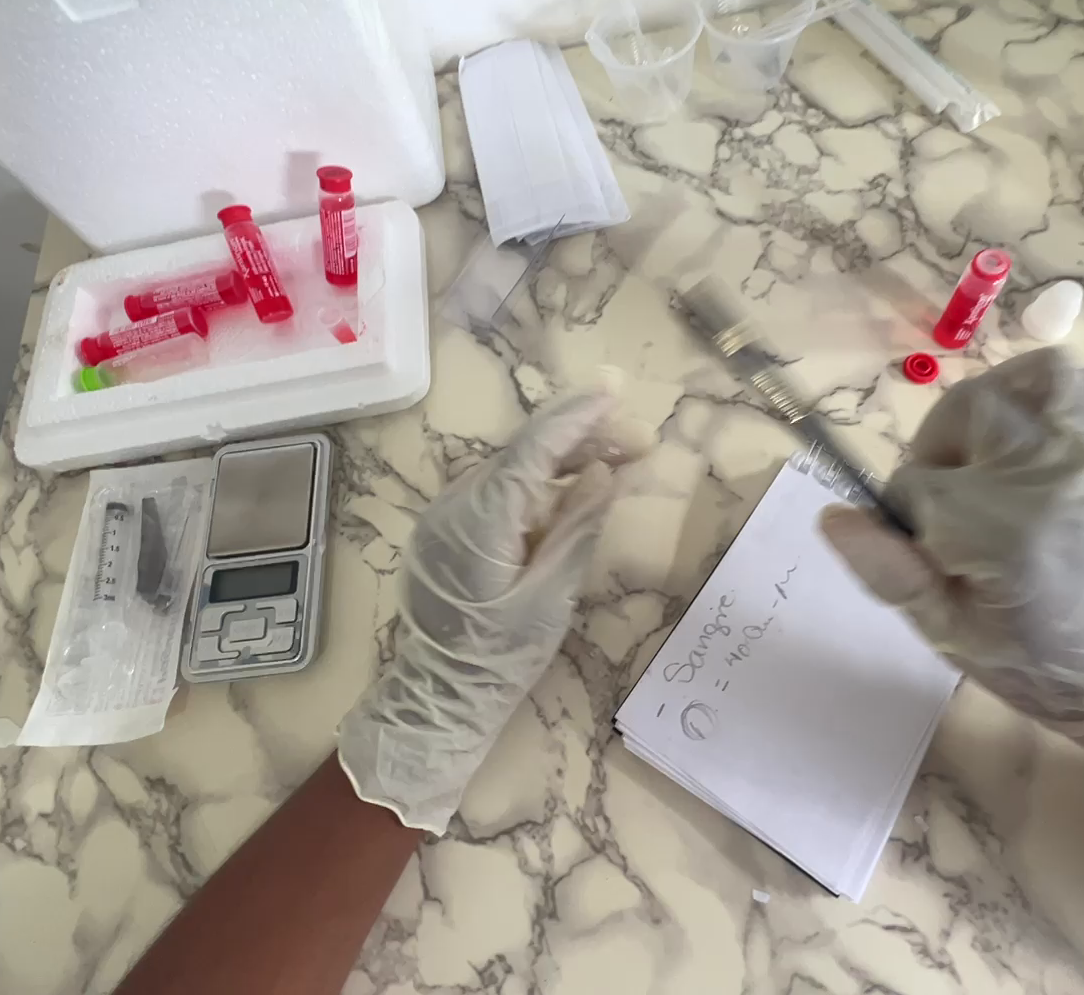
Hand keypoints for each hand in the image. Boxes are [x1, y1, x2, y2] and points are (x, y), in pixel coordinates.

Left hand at [337, 385, 636, 833]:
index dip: (576, 418)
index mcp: (478, 523)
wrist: (442, 694)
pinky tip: (582, 478)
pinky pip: (505, 488)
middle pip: (526, 451)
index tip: (615, 389)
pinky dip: (545, 479)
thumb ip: (577, 527)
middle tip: (641, 436)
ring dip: (569, 455)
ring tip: (624, 451)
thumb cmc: (501, 657)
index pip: (532, 453)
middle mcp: (457, 504)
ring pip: (517, 465)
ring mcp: (450, 512)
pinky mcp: (455, 524)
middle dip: (584, 434)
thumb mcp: (550, 596)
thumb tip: (605, 472)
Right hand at [819, 347, 1083, 829]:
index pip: (913, 480)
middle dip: (942, 445)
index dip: (904, 510)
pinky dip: (1082, 395)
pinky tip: (1063, 434)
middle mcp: (1049, 472)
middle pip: (966, 407)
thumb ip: (885, 570)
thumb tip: (833, 515)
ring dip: (1003, 403)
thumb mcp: (944, 631)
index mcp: (995, 523)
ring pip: (1036, 376)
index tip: (923, 542)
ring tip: (999, 448)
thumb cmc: (1037, 662)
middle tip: (954, 489)